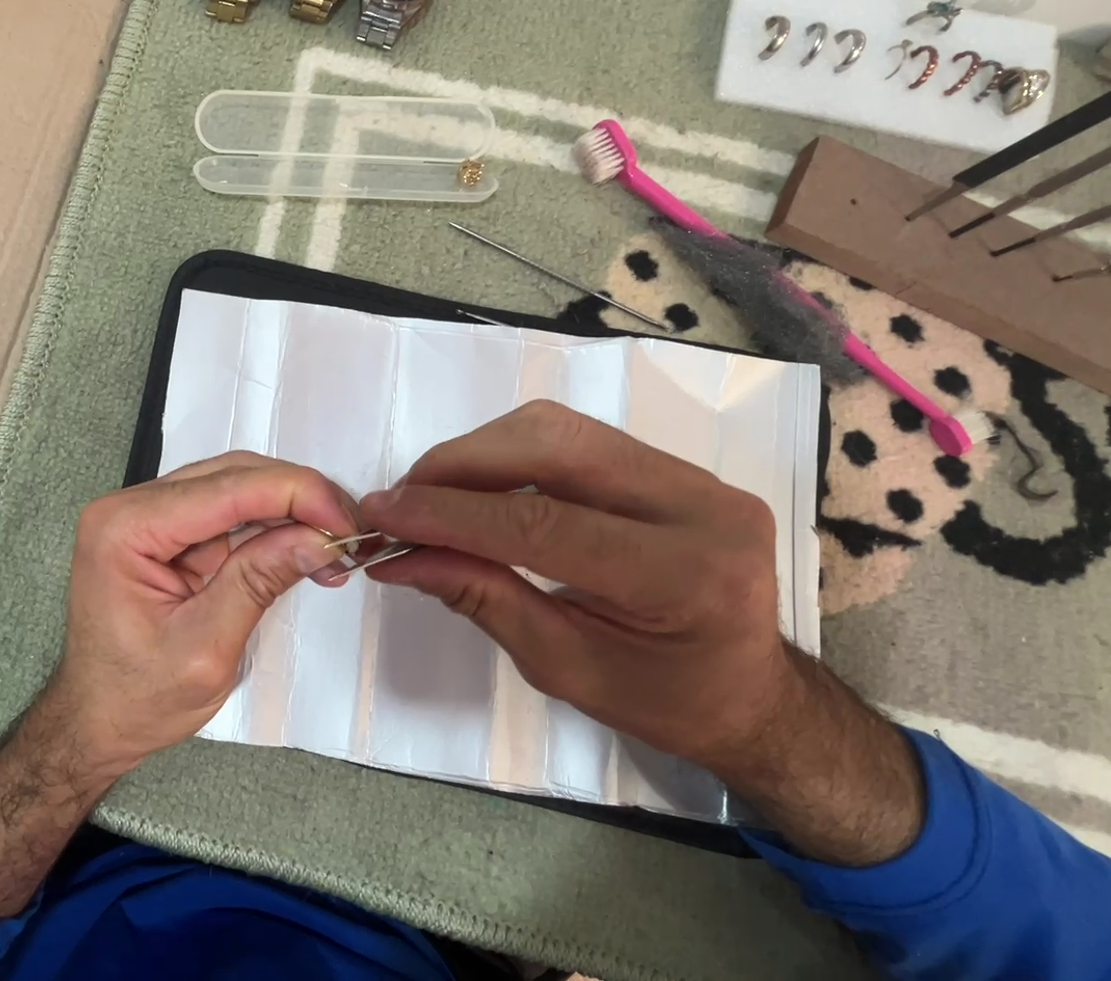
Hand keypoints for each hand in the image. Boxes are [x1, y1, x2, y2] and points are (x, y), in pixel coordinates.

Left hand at [0, 453, 356, 917]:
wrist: (96, 721)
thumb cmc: (135, 698)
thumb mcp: (205, 649)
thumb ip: (257, 582)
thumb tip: (320, 537)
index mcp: (125, 528)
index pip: (225, 488)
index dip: (296, 495)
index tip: (348, 522)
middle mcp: (129, 507)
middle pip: (231, 476)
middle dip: (298, 498)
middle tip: (350, 534)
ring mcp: (145, 515)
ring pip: (233, 485)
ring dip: (288, 509)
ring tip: (332, 546)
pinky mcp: (164, 531)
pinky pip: (225, 511)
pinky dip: (268, 525)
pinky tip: (301, 548)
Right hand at [361, 400, 788, 765]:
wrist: (749, 691)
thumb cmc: (659, 699)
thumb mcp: (560, 665)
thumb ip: (482, 599)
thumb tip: (400, 558)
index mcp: (681, 577)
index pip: (539, 522)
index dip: (446, 513)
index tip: (379, 514)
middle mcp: (698, 506)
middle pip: (550, 446)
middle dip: (456, 466)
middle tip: (397, 501)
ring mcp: (694, 476)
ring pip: (557, 428)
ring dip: (476, 453)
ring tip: (429, 495)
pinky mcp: (676, 465)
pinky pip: (572, 437)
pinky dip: (507, 453)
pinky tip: (476, 487)